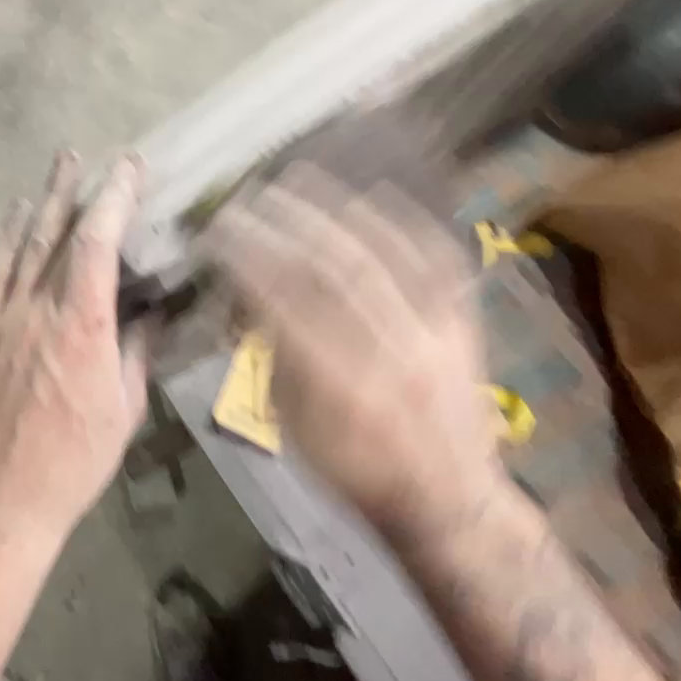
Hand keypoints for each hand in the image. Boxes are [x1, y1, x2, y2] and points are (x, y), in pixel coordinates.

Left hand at [0, 152, 152, 543]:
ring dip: (43, 204)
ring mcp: (7, 317)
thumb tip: (147, 313)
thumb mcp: (125, 406)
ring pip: (25, 246)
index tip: (129, 169)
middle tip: (90, 157)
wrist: (10, 487)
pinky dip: (8, 240)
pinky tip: (17, 218)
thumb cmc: (79, 455)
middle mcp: (39, 310)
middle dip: (77, 191)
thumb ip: (135, 351)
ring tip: (57, 170)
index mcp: (82, 326)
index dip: (113, 200)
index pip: (96, 244)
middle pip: (58, 235)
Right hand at [205, 163, 501, 539]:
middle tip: (249, 197)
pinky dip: (402, 223)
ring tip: (296, 178)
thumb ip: (272, 357)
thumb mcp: (293, 424)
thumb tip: (250, 297)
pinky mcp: (463, 327)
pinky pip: (437, 262)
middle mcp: (389, 350)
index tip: (217, 232)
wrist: (451, 502)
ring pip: (382, 255)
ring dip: (332, 210)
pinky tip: (371, 195)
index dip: (245, 259)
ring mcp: (434, 334)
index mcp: (339, 383)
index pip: (283, 302)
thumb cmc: (354, 469)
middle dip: (283, 223)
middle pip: (330, 268)